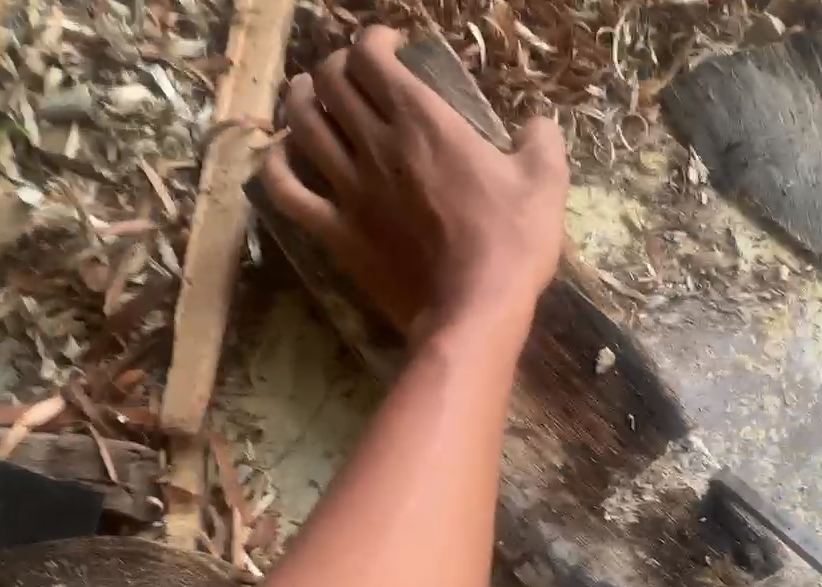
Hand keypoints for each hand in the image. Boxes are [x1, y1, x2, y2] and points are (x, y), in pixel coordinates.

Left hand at [259, 26, 569, 335]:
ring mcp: (349, 189)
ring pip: (301, 123)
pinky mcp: (336, 232)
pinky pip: (285, 189)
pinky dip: (276, 164)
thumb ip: (542, 141)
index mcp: (422, 122)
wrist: (474, 311)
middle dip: (338, 67)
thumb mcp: (546, 185)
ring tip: (312, 101)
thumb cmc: (511, 246)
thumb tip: (536, 123)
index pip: (372, 55)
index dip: (375, 40)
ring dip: (301, 101)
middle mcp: (375, 144)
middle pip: (329, 81)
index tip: (392, 49)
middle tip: (356, 79)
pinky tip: (283, 156)